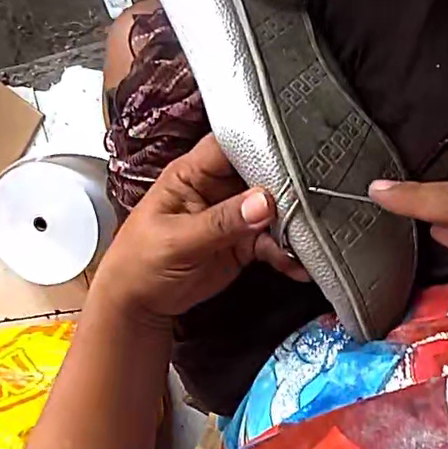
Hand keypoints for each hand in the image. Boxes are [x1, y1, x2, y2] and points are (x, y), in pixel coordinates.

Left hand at [92, 134, 307, 324]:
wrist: (139, 305)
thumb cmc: (139, 263)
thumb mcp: (176, 240)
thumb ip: (221, 221)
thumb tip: (263, 202)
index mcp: (192, 173)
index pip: (229, 145)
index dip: (258, 143)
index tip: (290, 155)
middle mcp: (216, 188)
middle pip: (259, 174)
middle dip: (284, 188)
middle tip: (308, 202)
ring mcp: (232, 215)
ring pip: (271, 210)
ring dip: (289, 224)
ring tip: (304, 239)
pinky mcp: (242, 243)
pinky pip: (272, 241)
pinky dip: (285, 252)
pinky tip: (295, 264)